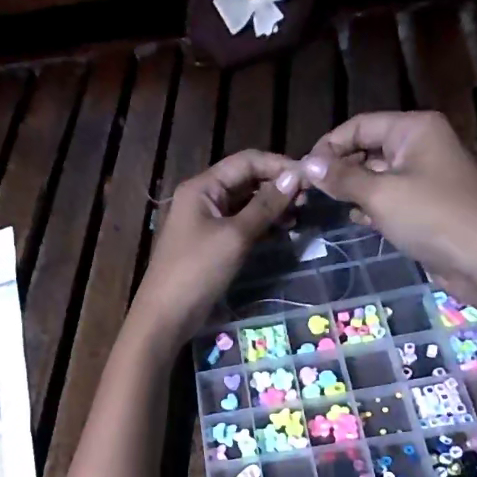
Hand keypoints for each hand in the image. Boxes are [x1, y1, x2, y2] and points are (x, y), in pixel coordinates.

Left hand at [131, 150, 299, 341]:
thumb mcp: (235, 236)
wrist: (167, 315)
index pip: (246, 161)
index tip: (309, 178)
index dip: (278, 165)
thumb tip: (294, 177)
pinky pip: (240, 224)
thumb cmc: (198, 270)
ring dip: (271, 207)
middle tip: (308, 200)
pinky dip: (261, 225)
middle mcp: (203, 197)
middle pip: (246, 180)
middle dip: (276, 186)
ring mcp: (206, 221)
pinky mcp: (211, 243)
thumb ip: (265, 206)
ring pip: (245, 204)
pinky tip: (282, 231)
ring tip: (298, 216)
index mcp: (202, 187)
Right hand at [299, 112, 476, 300]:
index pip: (360, 125)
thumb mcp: (381, 195)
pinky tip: (357, 220)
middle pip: (368, 148)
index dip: (329, 145)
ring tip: (327, 206)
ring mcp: (426, 177)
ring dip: (354, 189)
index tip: (303, 171)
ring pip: (378, 175)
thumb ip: (343, 178)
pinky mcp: (427, 206)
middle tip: (310, 192)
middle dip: (340, 168)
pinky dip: (372, 206)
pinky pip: (391, 198)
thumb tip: (308, 164)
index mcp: (414, 129)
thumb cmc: (432, 218)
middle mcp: (421, 145)